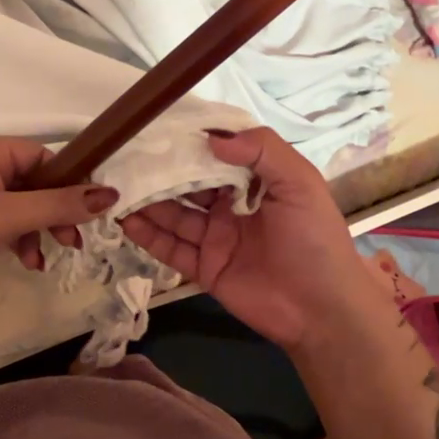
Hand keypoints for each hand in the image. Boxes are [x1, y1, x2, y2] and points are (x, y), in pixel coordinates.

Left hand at [0, 138, 118, 309]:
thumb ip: (58, 205)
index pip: (45, 156)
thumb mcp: (7, 217)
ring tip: (46, 258)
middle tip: (73, 240)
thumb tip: (111, 195)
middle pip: (39, 182)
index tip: (91, 211)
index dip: (70, 181)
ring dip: (41, 231)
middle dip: (57, 212)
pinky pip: (12, 224)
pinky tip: (28, 263)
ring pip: (28, 207)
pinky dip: (23, 241)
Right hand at [119, 128, 385, 350]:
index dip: (191, 144)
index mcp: (256, 183)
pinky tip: (126, 221)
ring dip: (147, 202)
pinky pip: (171, 249)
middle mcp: (231, 208)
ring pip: (174, 216)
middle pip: (188, 186)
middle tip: (125, 158)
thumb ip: (262, 150)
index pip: (216, 156)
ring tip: (116, 187)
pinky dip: (148, 236)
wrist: (322, 309)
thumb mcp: (300, 183)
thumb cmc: (316, 240)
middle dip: (160, 172)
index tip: (158, 129)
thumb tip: (211, 139)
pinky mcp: (204, 269)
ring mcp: (216, 239)